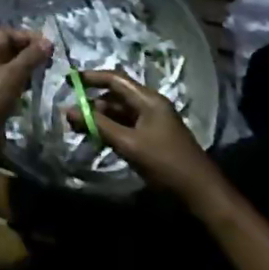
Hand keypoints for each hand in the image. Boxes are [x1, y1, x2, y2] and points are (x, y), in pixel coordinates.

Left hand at [0, 28, 51, 141]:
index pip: (6, 34)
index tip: (48, 44)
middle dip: (29, 51)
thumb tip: (48, 42)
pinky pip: (8, 79)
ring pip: (9, 65)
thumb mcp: (13, 75)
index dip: (27, 36)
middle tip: (50, 57)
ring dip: (27, 65)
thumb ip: (30, 57)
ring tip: (46, 69)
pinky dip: (21, 79)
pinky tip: (35, 84)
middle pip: (7, 48)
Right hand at [68, 70, 218, 195]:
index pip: (115, 79)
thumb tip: (68, 110)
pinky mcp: (153, 136)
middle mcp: (150, 105)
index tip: (69, 81)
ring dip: (100, 117)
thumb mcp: (128, 143)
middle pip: (116, 95)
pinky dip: (111, 128)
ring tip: (80, 128)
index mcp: (148, 100)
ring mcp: (153, 121)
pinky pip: (126, 125)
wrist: (200, 192)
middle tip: (71, 114)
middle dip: (92, 102)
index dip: (90, 77)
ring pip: (120, 111)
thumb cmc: (165, 163)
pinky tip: (98, 139)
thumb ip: (98, 125)